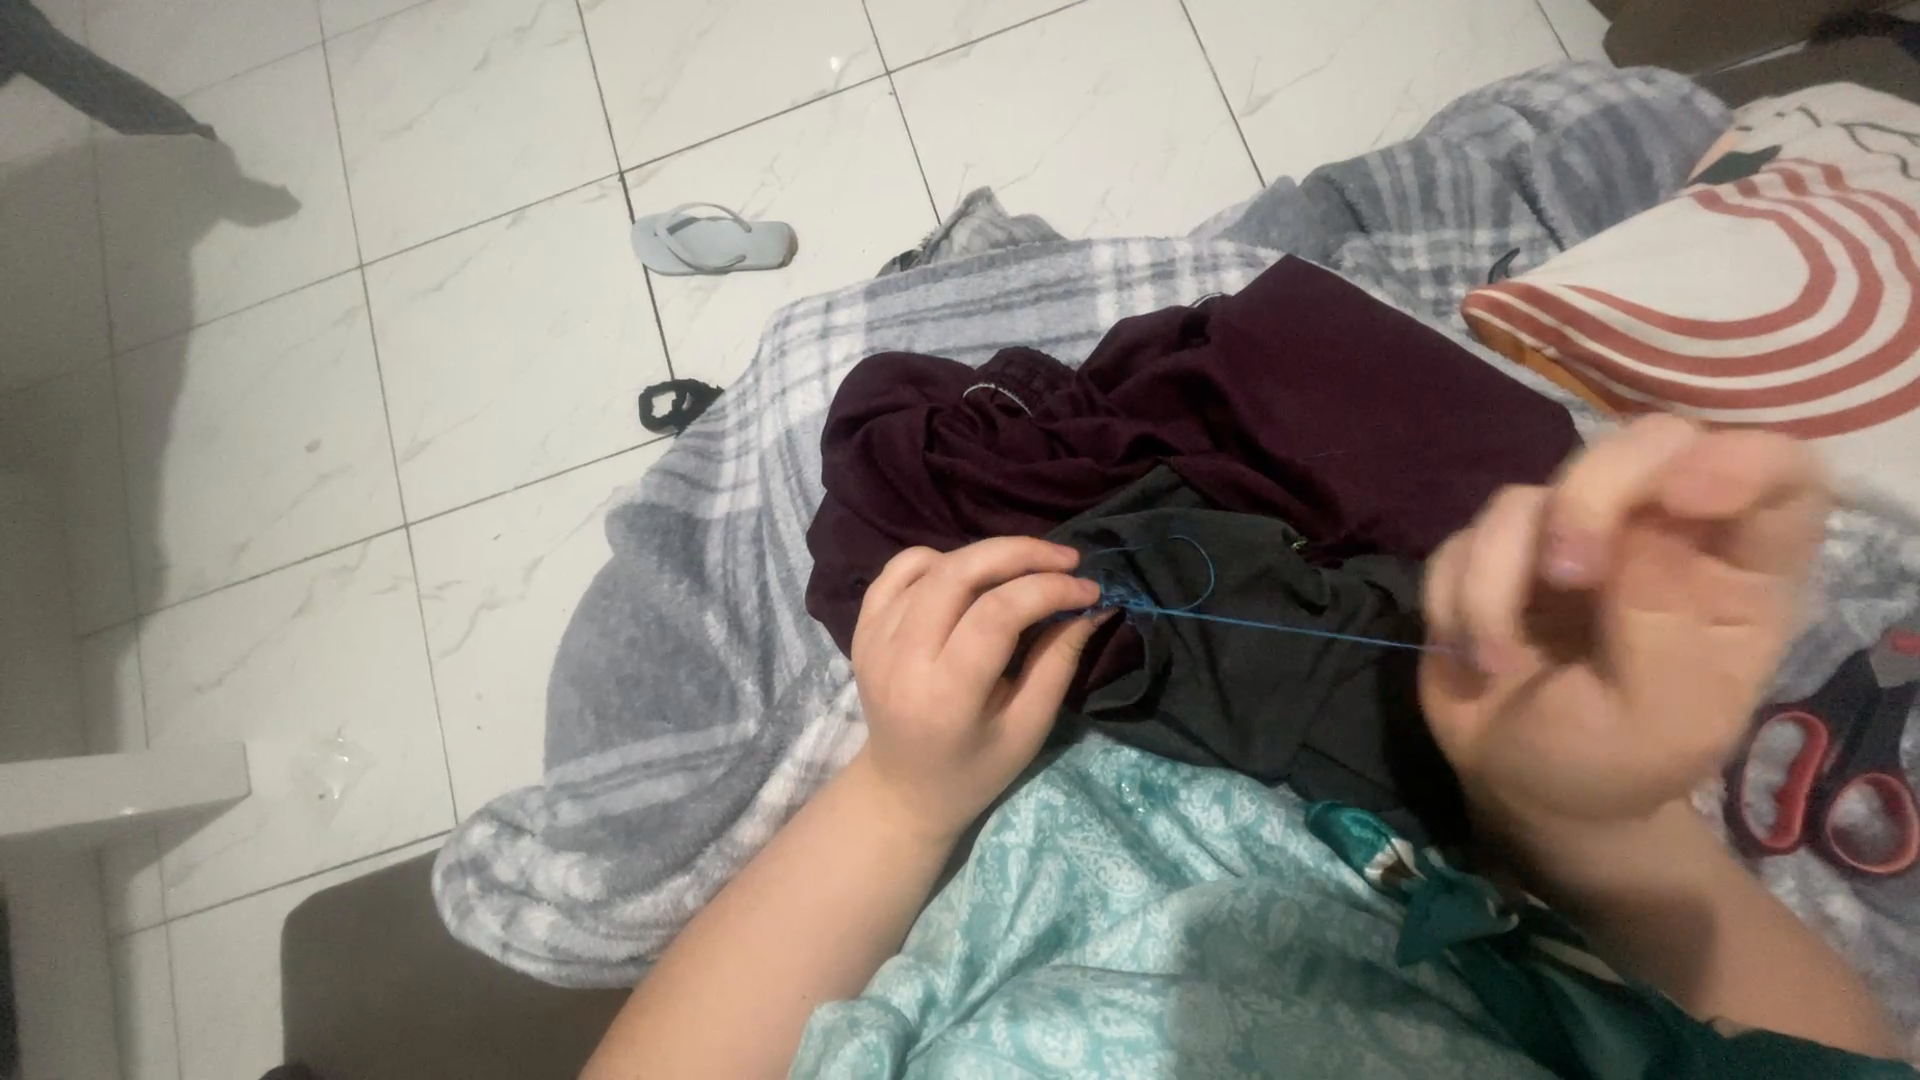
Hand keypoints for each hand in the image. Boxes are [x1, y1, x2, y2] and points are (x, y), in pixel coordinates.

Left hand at [850, 537, 1106, 840]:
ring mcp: (874, 638)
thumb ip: (1058, 661)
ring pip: (931, 564)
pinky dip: (939, 559)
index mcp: (944, 695)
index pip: (996, 614)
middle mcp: (900, 658)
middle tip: (1066, 559)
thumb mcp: (1028, 727)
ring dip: (986, 555)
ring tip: (1025, 570)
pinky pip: (899, 569)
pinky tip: (969, 578)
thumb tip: (1091, 604)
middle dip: (1021, 553)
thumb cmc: (975, 770)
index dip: (1048, 589)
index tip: (1089, 589)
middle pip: (959, 573)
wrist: (902, 789)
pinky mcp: (862, 627)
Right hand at [1421, 416, 1826, 860]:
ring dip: (1494, 583)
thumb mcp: (1662, 717)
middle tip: (1562, 576)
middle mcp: (1650, 538)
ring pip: (1520, 500)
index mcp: (1734, 575)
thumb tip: (1643, 527)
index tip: (1678, 500)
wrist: (1517, 786)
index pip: (1771, 470)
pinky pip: (1455, 543)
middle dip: (1586, 502)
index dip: (1733, 460)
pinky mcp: (1484, 559)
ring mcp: (1558, 543)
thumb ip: (1663, 623)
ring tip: (1496, 659)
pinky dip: (1450, 600)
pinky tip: (1468, 650)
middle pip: (1637, 445)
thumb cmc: (1612, 764)